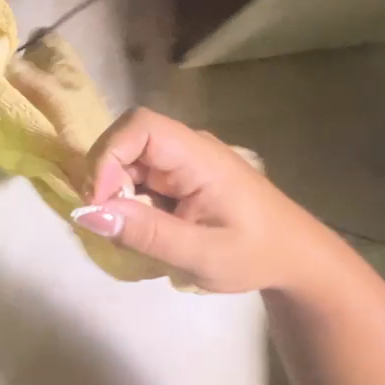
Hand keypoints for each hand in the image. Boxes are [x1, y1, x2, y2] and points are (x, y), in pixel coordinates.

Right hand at [73, 108, 328, 293]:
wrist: (295, 258)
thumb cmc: (256, 256)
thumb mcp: (201, 255)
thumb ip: (147, 233)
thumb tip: (89, 213)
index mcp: (201, 157)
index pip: (138, 126)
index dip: (109, 156)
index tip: (101, 203)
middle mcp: (189, 149)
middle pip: (127, 141)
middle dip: (106, 177)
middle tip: (107, 222)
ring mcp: (183, 163)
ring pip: (128, 161)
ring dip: (115, 193)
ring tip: (124, 231)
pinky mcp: (180, 179)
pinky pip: (139, 178)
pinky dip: (128, 202)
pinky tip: (139, 230)